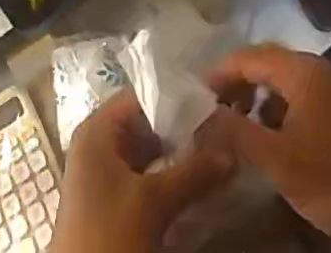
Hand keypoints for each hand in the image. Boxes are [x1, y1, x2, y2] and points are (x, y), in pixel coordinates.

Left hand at [48, 88, 233, 252]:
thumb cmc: (108, 235)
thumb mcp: (154, 202)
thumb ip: (195, 172)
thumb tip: (233, 152)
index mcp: (97, 130)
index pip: (142, 94)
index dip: (178, 94)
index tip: (214, 99)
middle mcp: (97, 142)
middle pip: (145, 120)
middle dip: (182, 124)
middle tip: (220, 124)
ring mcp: (103, 170)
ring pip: (147, 147)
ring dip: (177, 149)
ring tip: (215, 145)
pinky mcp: (111, 196)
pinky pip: (144, 170)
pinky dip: (168, 171)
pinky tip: (195, 173)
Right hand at [203, 45, 330, 244]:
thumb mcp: (279, 161)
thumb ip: (237, 134)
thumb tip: (203, 117)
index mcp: (302, 71)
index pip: (250, 57)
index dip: (221, 72)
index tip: (196, 95)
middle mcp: (315, 69)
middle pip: (265, 62)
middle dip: (236, 82)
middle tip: (211, 108)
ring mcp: (328, 87)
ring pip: (280, 79)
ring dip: (254, 95)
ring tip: (233, 123)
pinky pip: (294, 94)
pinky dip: (273, 106)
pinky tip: (264, 134)